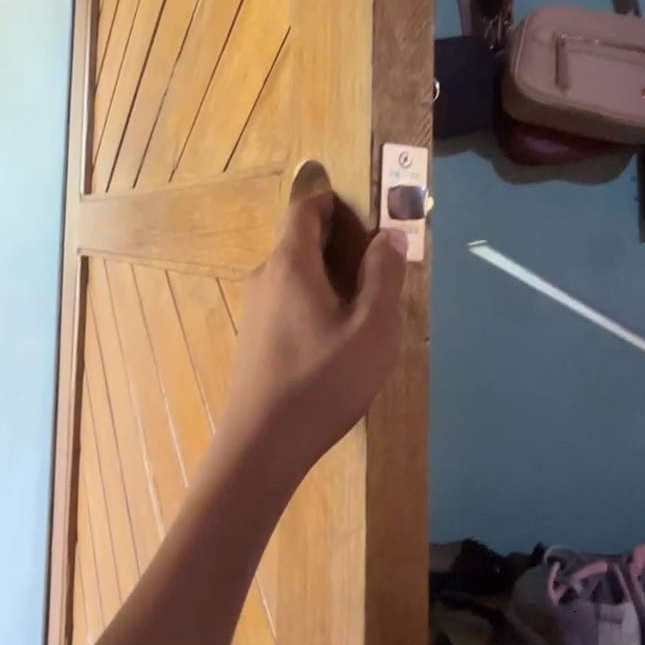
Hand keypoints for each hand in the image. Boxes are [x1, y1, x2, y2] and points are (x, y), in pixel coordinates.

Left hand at [218, 193, 407, 482]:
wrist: (262, 444)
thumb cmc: (322, 381)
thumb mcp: (372, 328)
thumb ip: (384, 276)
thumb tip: (390, 234)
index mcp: (290, 263)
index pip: (305, 208)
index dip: (333, 201)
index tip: (367, 212)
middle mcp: (265, 276)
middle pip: (300, 240)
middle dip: (338, 241)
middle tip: (378, 265)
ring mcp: (255, 308)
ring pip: (294, 274)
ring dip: (328, 276)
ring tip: (365, 305)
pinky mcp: (254, 337)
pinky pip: (287, 300)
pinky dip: (313, 300)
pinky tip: (336, 337)